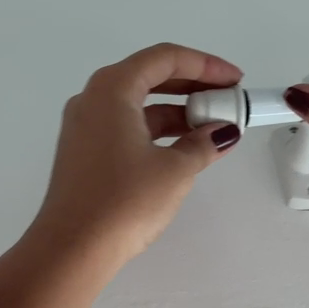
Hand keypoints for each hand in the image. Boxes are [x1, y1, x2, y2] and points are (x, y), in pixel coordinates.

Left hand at [29, 43, 243, 263]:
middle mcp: (93, 98)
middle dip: (193, 85)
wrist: (72, 249)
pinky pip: (127, 125)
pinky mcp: (85, 151)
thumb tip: (223, 132)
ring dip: (177, 110)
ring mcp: (85, 126)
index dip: (206, 65)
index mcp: (112, 88)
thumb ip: (203, 143)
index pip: (165, 58)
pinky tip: (185, 147)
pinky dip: (157, 130)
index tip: (235, 81)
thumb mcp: (175, 170)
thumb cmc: (124, 201)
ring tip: (214, 127)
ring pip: (138, 103)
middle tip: (228, 99)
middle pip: (150, 75)